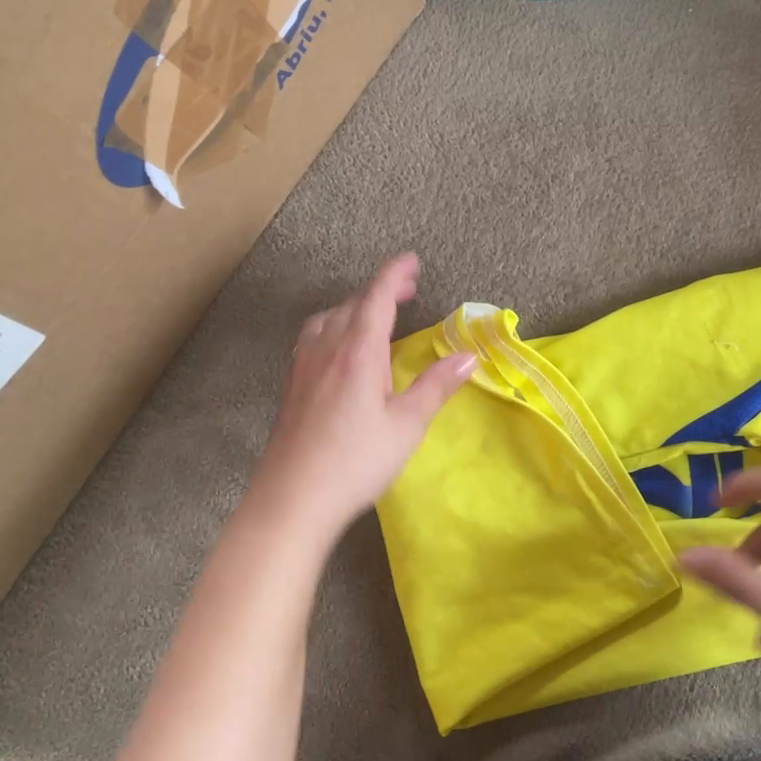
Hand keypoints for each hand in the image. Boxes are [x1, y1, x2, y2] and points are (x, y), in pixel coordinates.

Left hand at [255, 253, 476, 533]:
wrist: (291, 501)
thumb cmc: (355, 462)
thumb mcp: (406, 426)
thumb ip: (436, 386)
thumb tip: (468, 356)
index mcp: (358, 352)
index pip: (376, 298)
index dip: (394, 274)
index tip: (412, 260)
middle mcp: (327, 350)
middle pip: (352, 304)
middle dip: (380, 289)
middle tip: (408, 289)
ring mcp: (303, 367)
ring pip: (327, 319)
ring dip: (354, 307)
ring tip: (375, 314)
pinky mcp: (291, 387)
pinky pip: (312, 338)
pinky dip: (333, 326)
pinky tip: (338, 348)